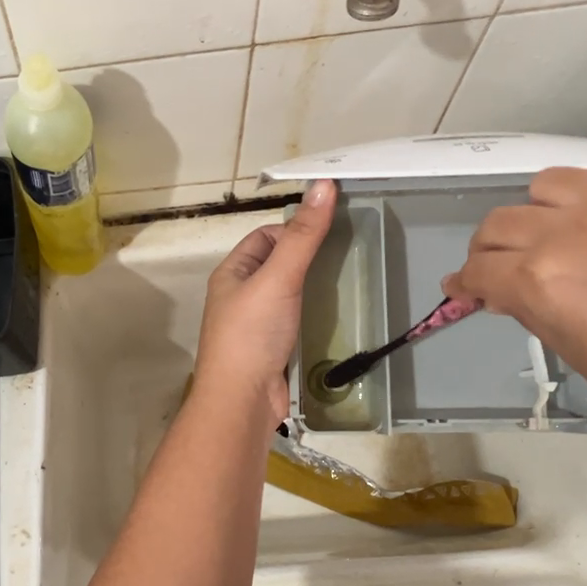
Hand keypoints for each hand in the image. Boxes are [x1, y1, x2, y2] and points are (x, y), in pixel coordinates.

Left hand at [194, 179, 337, 425]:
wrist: (242, 401)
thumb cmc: (252, 335)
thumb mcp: (278, 278)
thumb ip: (302, 236)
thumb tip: (323, 184)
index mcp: (232, 274)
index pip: (265, 237)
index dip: (295, 229)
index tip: (331, 231)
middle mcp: (241, 297)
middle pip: (280, 266)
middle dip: (311, 260)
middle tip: (352, 255)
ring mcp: (257, 326)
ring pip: (292, 297)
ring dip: (317, 291)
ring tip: (354, 283)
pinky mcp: (275, 351)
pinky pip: (299, 325)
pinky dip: (318, 319)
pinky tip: (343, 318)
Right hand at [442, 157, 586, 440]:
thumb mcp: (586, 359)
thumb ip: (538, 313)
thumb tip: (510, 293)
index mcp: (543, 281)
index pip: (478, 271)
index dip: (465, 285)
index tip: (465, 291)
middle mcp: (571, 228)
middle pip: (499, 224)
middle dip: (491, 250)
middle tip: (505, 269)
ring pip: (548, 185)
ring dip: (540, 213)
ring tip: (563, 235)